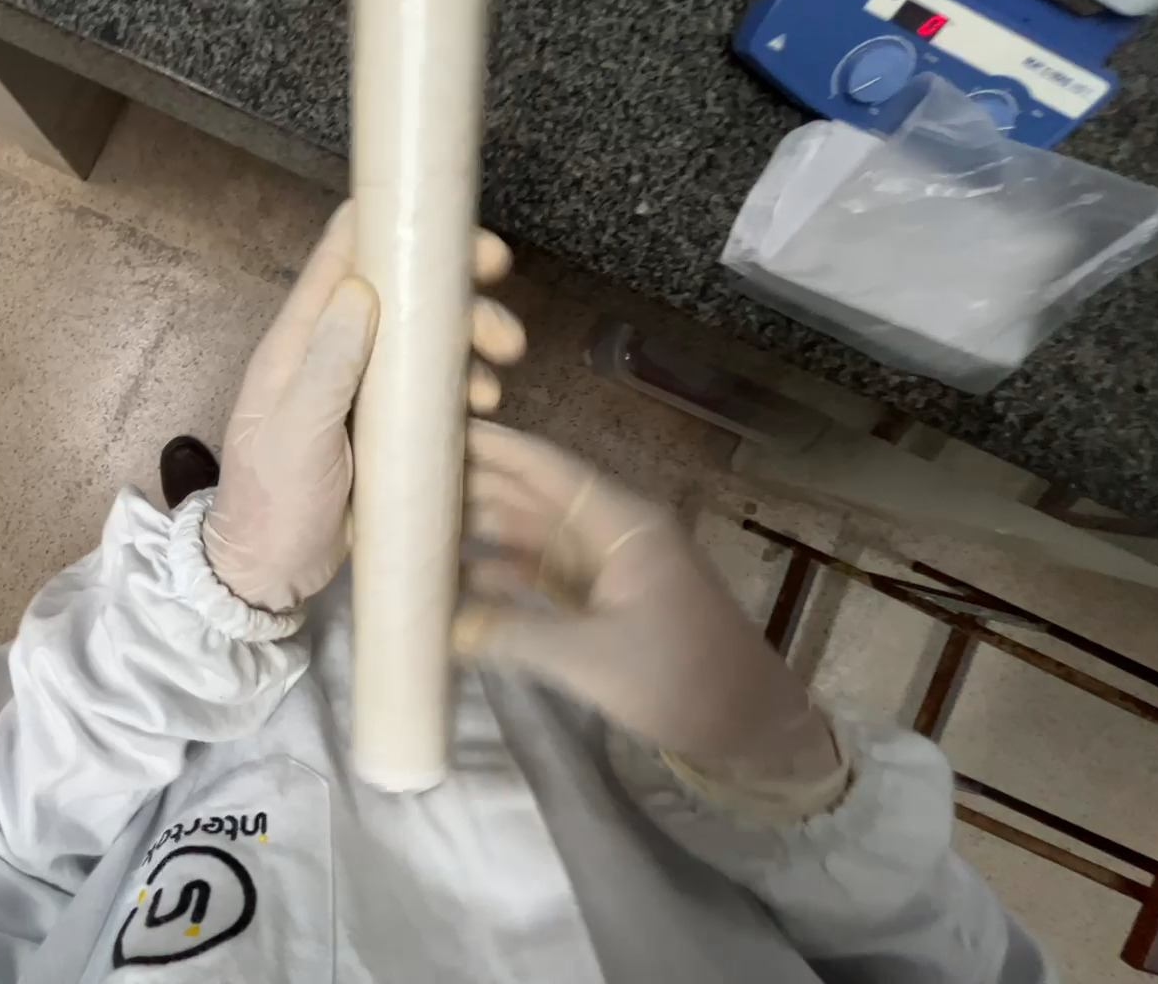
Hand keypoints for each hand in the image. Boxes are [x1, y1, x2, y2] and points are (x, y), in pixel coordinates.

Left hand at [205, 201, 525, 612]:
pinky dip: (458, 387)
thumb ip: (324, 366)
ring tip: (498, 379)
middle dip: (457, 301)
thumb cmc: (273, 502)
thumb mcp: (295, 435)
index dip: (399, 231)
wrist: (268, 569)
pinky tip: (483, 408)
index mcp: (297, 344)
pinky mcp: (379, 424)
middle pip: (398, 296)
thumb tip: (363, 290)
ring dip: (467, 347)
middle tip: (506, 334)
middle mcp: (329, 353)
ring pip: (419, 341)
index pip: (342, 260)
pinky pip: (425, 388)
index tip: (463, 239)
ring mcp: (357, 388)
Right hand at [453, 421, 841, 801]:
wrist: (752, 731)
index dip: (493, 445)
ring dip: (478, 525)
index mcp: (620, 523)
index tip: (438, 426)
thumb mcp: (593, 659)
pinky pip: (532, 568)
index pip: (545, 468)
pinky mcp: (593, 596)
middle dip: (472, 482)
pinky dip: (496, 568)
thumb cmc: (684, 681)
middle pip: (528, 493)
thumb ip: (511, 634)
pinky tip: (455, 577)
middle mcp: (606, 531)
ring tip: (416, 521)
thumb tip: (440, 625)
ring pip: (526, 529)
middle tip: (405, 476)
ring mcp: (599, 564)